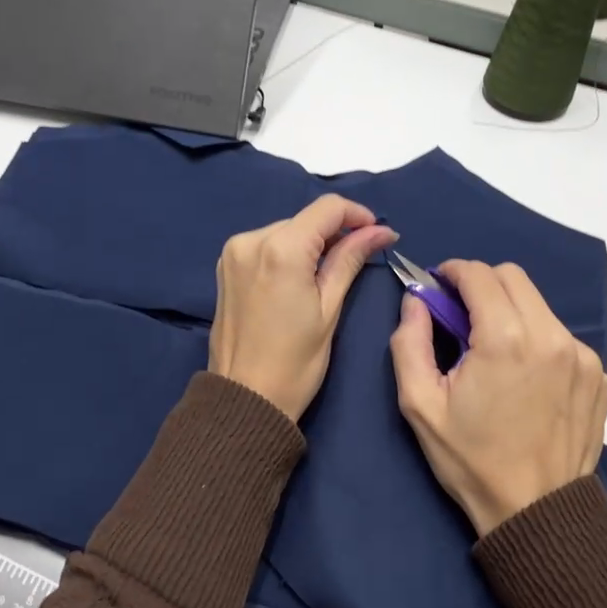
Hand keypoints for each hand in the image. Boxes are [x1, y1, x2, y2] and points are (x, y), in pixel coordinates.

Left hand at [210, 195, 398, 421]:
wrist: (245, 399)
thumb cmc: (295, 362)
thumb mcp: (330, 309)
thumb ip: (351, 259)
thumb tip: (380, 231)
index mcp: (281, 248)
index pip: (327, 208)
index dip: (357, 215)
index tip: (378, 234)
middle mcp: (251, 240)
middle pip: (305, 220)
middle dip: (334, 233)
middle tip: (358, 260)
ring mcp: (233, 252)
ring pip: (285, 231)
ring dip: (310, 244)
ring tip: (327, 276)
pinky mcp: (225, 266)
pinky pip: (265, 245)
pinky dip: (287, 253)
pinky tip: (298, 280)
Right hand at [390, 260, 606, 536]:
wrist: (536, 513)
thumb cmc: (471, 459)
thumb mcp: (420, 405)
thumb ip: (409, 342)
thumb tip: (416, 301)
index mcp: (505, 339)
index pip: (479, 274)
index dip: (452, 273)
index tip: (438, 288)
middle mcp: (550, 336)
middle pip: (512, 278)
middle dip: (481, 286)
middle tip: (461, 317)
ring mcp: (581, 356)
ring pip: (538, 305)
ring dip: (511, 312)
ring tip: (493, 352)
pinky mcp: (598, 375)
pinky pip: (561, 336)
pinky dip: (537, 341)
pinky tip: (524, 378)